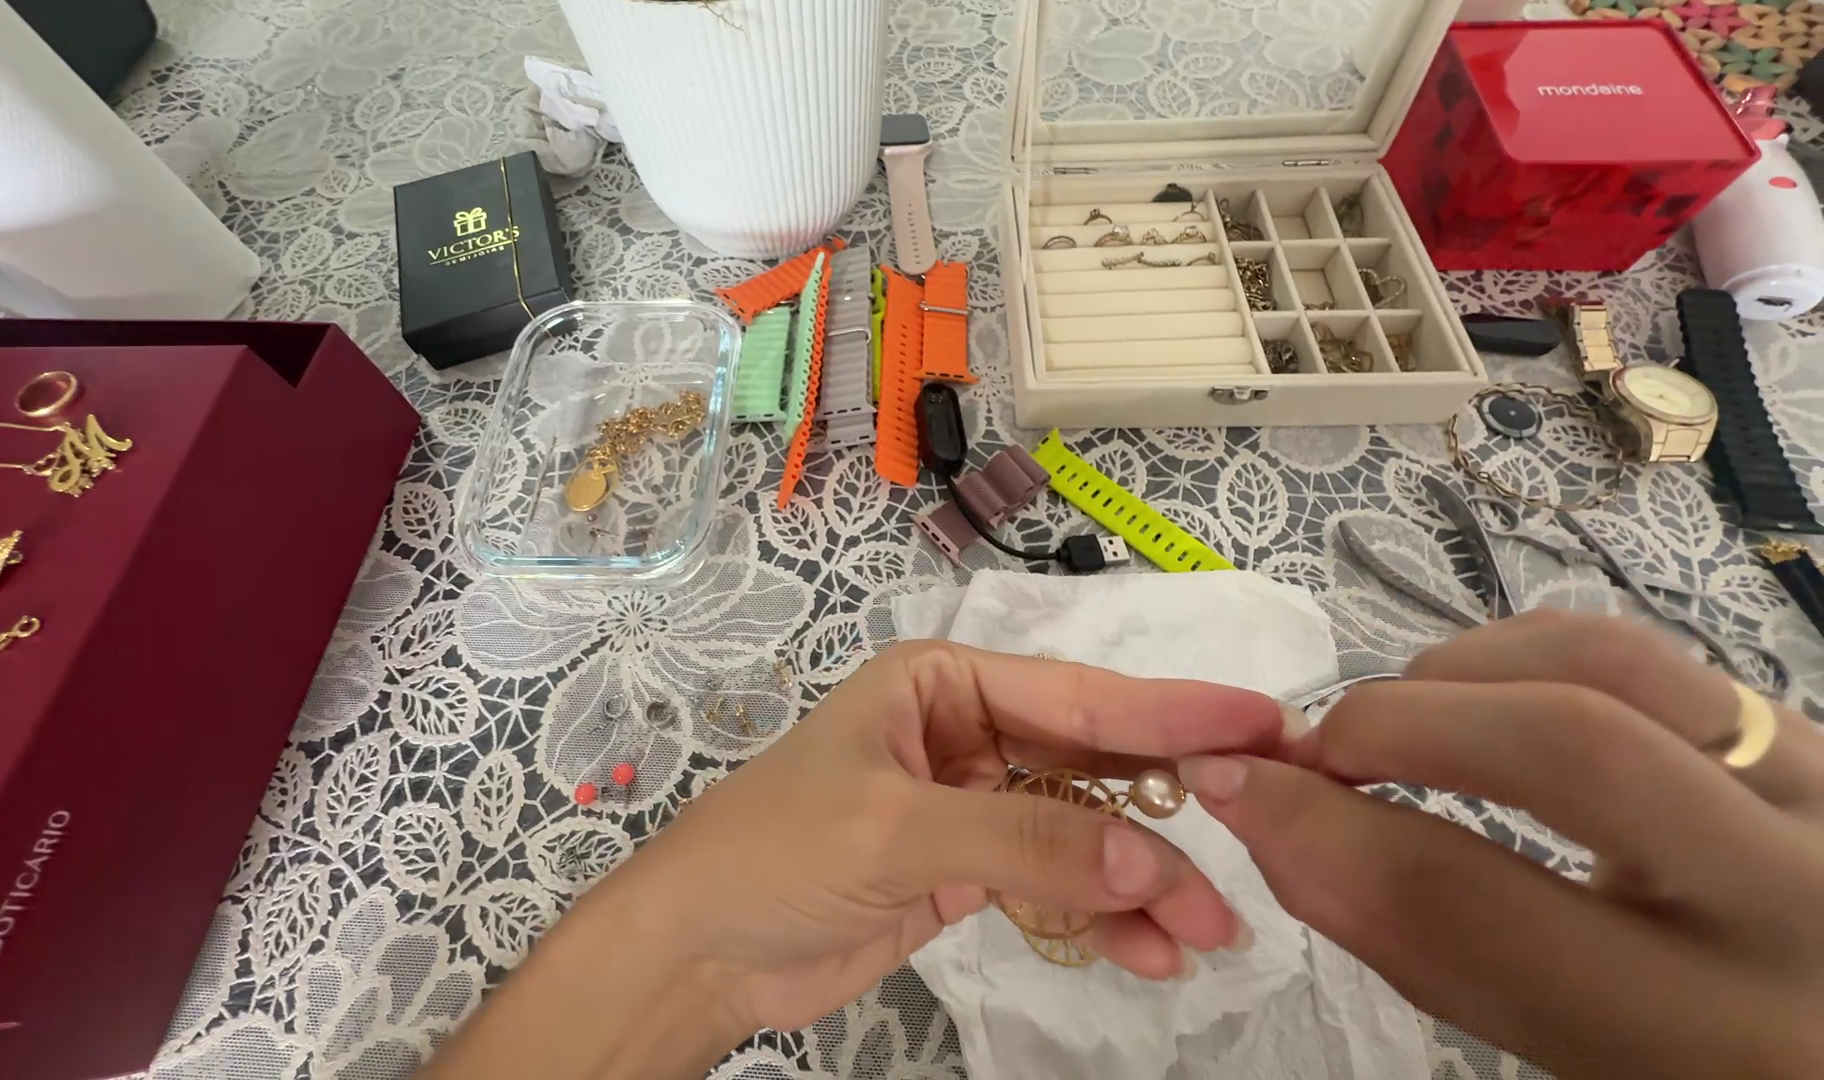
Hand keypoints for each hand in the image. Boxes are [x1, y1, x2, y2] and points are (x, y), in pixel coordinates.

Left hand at [422, 641, 1285, 1079]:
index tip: (1258, 722)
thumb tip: (1151, 864)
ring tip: (1208, 932)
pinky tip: (1147, 952)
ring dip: (1139, 878)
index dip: (1166, 710)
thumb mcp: (898, 830)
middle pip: (1087, 760)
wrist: (700, 945)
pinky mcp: (966, 866)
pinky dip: (1097, 913)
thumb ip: (1024, 840)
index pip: (1071, 695)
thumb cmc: (778, 851)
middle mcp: (964, 730)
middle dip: (1162, 809)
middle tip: (1255, 845)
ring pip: (1078, 828)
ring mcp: (970, 801)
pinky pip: (1051, 880)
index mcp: (941, 683)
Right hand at [1180, 611, 1823, 1079]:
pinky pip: (1626, 643)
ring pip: (1601, 660)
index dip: (1317, 827)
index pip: (1468, 904)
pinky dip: (1505, 651)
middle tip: (1320, 752)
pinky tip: (1477, 701)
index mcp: (1727, 1040)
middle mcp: (1813, 903)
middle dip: (1388, 726)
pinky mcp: (1806, 729)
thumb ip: (1382, 919)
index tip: (1226, 781)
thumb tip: (1249, 800)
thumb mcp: (1526, 1024)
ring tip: (1403, 723)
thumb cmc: (1657, 1041)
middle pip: (1564, 746)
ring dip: (1447, 675)